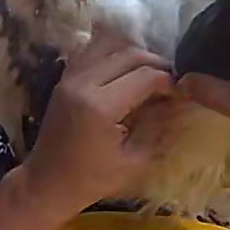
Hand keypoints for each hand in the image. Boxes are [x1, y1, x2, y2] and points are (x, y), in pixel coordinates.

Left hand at [18, 28, 173, 214]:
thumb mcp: (135, 159)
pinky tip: (126, 70)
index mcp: (100, 106)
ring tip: (150, 72)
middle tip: (172, 79)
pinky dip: (113, 54)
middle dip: (156, 63)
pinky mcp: (64, 78)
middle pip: (129, 54)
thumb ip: (157, 125)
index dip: (169, 80)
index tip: (182, 91)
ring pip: (109, 46)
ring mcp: (70, 77)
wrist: (46, 183)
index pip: (145, 76)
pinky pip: (92, 52)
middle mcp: (83, 83)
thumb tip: (178, 101)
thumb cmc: (92, 179)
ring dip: (135, 54)